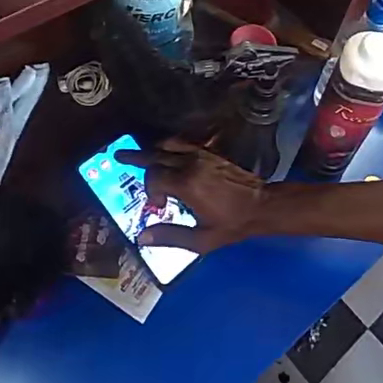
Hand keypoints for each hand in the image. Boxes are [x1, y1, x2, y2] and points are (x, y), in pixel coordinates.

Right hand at [116, 140, 271, 254]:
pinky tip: (165, 152)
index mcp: (186, 184)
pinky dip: (169, 146)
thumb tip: (142, 238)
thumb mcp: (202, 239)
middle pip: (155, 157)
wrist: (263, 206)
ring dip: (152, 150)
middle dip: (139, 161)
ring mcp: (201, 156)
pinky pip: (183, 143)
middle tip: (119, 158)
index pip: (153, 177)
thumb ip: (170, 237)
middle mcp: (191, 165)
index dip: (149, 191)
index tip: (158, 207)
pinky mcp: (210, 153)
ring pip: (168, 145)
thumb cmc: (233, 224)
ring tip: (139, 153)